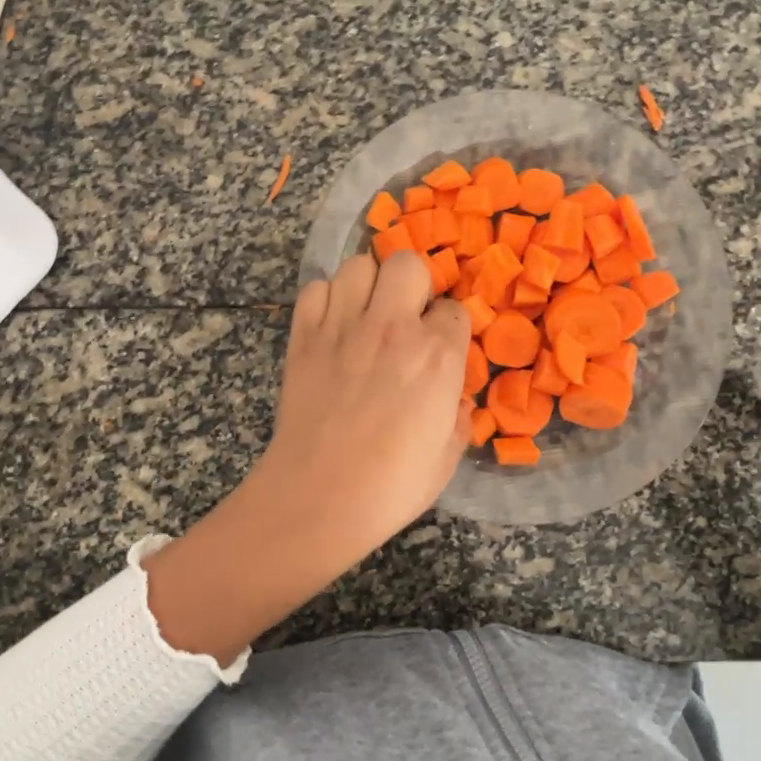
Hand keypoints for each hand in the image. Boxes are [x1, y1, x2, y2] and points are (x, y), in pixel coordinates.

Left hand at [244, 248, 473, 561]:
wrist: (319, 495)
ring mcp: (343, 326)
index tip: (441, 347)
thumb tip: (453, 398)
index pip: (454, 309)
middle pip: (408, 264)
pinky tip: (332, 325)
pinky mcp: (304, 336)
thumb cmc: (392, 485)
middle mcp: (393, 327)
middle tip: (406, 316)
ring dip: (368, 285)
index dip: (448, 327)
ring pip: (358, 265)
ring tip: (366, 314)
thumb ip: (457, 415)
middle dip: (413, 283)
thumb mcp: (447, 456)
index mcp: (437, 355)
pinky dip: (326, 299)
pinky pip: (316, 289)